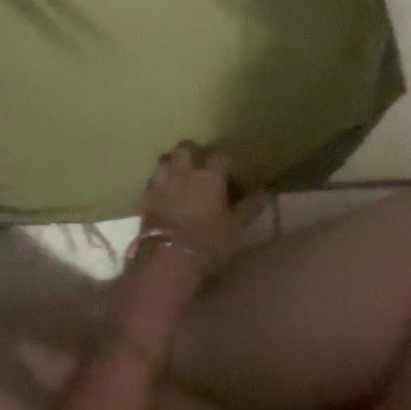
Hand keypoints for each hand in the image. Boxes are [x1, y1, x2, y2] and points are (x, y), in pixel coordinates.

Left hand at [140, 141, 267, 275]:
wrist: (167, 261)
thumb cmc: (208, 243)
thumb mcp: (236, 228)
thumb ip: (250, 208)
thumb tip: (264, 193)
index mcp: (210, 175)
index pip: (223, 156)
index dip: (231, 166)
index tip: (237, 181)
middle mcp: (185, 171)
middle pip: (186, 148)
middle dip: (195, 153)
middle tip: (203, 169)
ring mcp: (162, 183)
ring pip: (165, 160)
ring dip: (174, 165)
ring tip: (181, 179)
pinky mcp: (145, 198)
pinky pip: (152, 181)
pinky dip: (159, 183)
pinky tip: (165, 195)